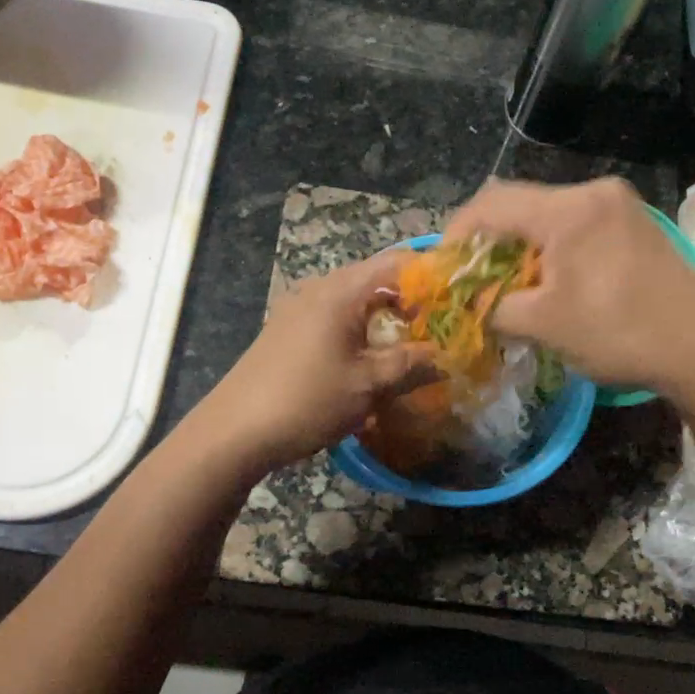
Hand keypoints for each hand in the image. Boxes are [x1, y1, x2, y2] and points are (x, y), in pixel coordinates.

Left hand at [205, 250, 436, 468]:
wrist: (235, 431)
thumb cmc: (307, 401)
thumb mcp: (368, 385)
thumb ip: (410, 364)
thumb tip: (446, 355)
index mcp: (341, 291)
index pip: (397, 262)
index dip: (431, 274)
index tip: (460, 296)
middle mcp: (319, 289)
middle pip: (376, 280)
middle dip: (412, 300)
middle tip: (443, 326)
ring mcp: (299, 309)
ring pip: (355, 302)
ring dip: (386, 319)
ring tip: (414, 346)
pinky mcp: (288, 331)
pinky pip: (336, 318)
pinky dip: (361, 331)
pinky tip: (373, 359)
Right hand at [445, 177, 694, 390]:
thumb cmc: (618, 333)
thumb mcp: (544, 324)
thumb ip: (494, 306)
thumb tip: (470, 303)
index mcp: (569, 209)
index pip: (492, 204)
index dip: (457, 232)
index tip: (442, 267)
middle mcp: (594, 193)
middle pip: (521, 204)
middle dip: (489, 240)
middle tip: (471, 278)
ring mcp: (621, 206)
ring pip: (550, 216)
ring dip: (522, 246)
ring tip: (507, 284)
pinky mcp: (637, 225)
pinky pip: (578, 226)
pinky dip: (553, 249)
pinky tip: (550, 281)